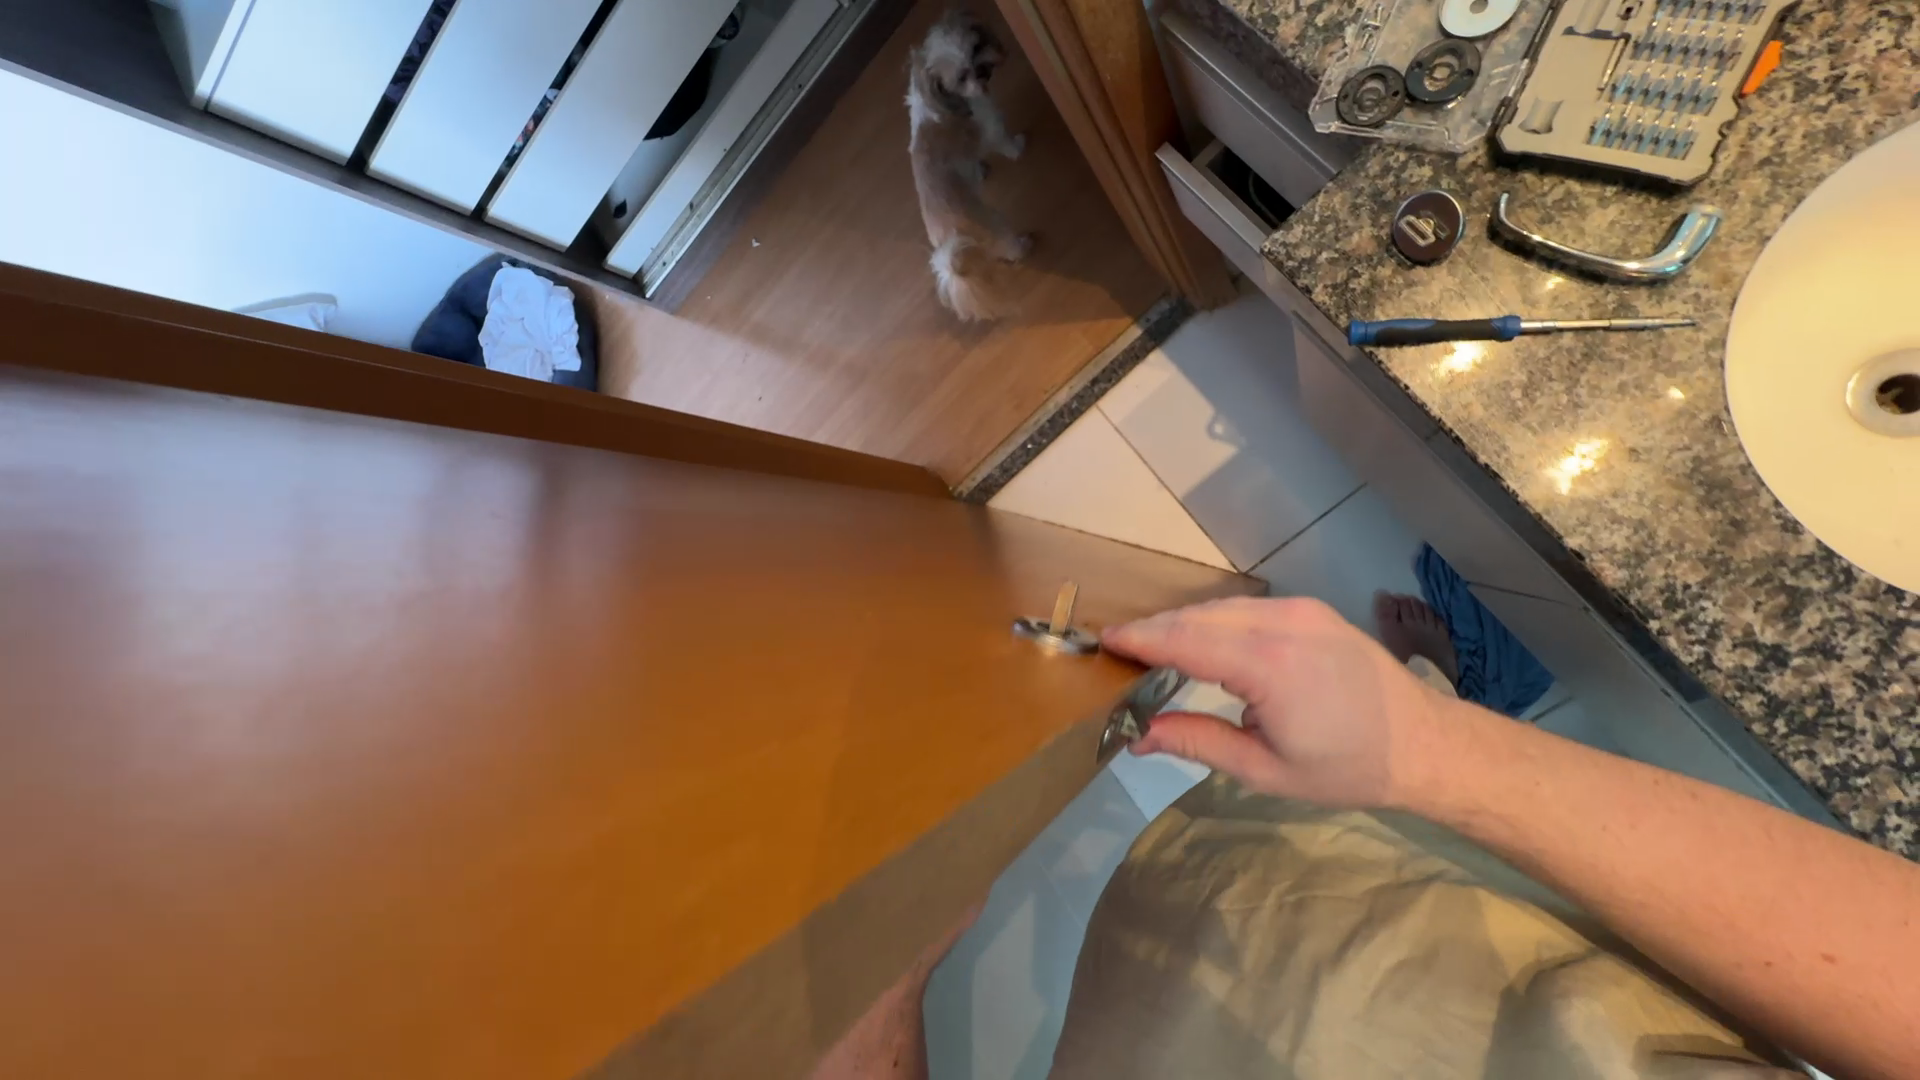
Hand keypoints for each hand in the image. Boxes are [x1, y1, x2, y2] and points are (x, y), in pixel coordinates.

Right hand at [1102, 596, 1458, 808]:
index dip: (1141, 639)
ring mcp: (1299, 610)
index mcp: (1268, 666)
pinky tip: (1200, 640)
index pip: (1184, 641)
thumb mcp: (1265, 769)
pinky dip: (1212, 620)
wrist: (1426, 744)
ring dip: (1182, 623)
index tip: (1104, 641)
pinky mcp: (1310, 609)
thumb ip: (1197, 742)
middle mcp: (1281, 624)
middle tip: (1122, 651)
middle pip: (1196, 617)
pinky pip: (1244, 607)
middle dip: (1155, 630)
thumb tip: (1138, 735)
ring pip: (1218, 607)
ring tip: (1153, 647)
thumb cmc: (1345, 768)